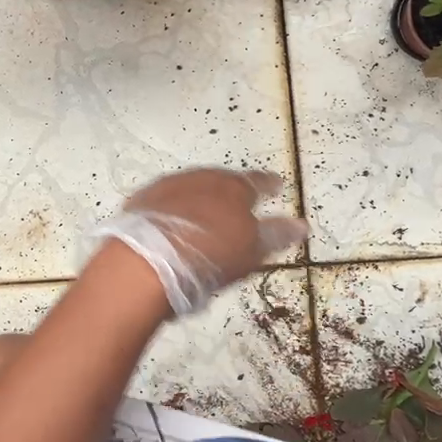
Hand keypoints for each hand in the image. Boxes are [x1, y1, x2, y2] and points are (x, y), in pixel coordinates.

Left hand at [89, 169, 306, 316]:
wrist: (147, 262)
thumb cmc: (209, 257)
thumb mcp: (252, 250)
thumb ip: (276, 234)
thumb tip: (301, 225)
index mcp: (232, 187)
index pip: (256, 182)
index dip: (268, 185)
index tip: (276, 185)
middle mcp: (199, 179)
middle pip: (220, 181)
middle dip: (229, 191)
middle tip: (236, 203)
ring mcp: (165, 188)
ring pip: (189, 189)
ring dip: (199, 199)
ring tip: (204, 216)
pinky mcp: (139, 203)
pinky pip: (162, 203)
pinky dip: (171, 210)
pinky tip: (171, 225)